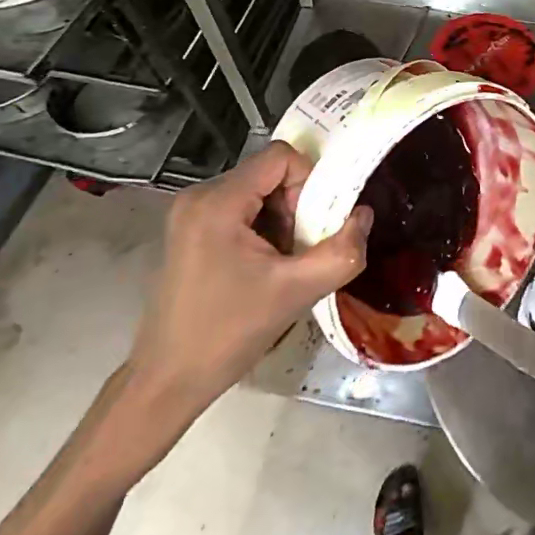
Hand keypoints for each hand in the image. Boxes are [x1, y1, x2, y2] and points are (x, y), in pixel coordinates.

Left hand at [128, 141, 372, 413]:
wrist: (170, 377)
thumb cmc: (229, 333)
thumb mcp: (295, 292)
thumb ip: (341, 252)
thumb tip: (364, 215)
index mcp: (218, 201)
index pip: (279, 157)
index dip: (309, 183)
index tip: (314, 226)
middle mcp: (198, 195)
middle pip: (265, 173)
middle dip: (294, 205)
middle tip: (300, 249)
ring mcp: (188, 212)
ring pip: (253, 192)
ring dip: (278, 219)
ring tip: (281, 263)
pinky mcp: (186, 230)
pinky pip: (235, 209)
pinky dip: (258, 228)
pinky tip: (261, 267)